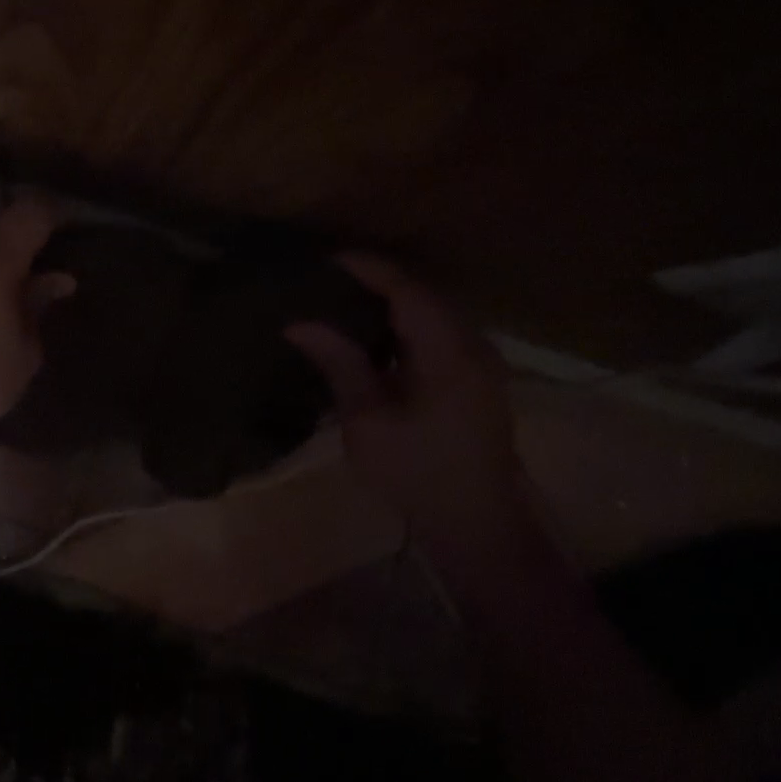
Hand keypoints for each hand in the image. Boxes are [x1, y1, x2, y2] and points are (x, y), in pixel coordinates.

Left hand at [0, 196, 72, 462]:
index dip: (59, 213)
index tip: (79, 231)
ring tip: (28, 272)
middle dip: (30, 229)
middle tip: (56, 254)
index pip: (33, 209)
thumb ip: (40, 305)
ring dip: (2, 245)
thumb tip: (59, 278)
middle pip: (2, 216)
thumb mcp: (25, 349)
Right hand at [284, 255, 535, 561]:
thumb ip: (339, 364)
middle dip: (378, 279)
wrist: (478, 523)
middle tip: (328, 275)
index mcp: (448, 355)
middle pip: (425, 294)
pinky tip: (374, 331)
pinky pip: (440, 331)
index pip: (408, 291)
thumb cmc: (417, 473)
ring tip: (343, 296)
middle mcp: (473, 348)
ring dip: (393, 299)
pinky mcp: (477, 378)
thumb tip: (298, 323)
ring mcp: (481, 363)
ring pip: (435, 311)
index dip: (369, 269)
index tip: (327, 258)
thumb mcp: (368, 420)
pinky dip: (405, 321)